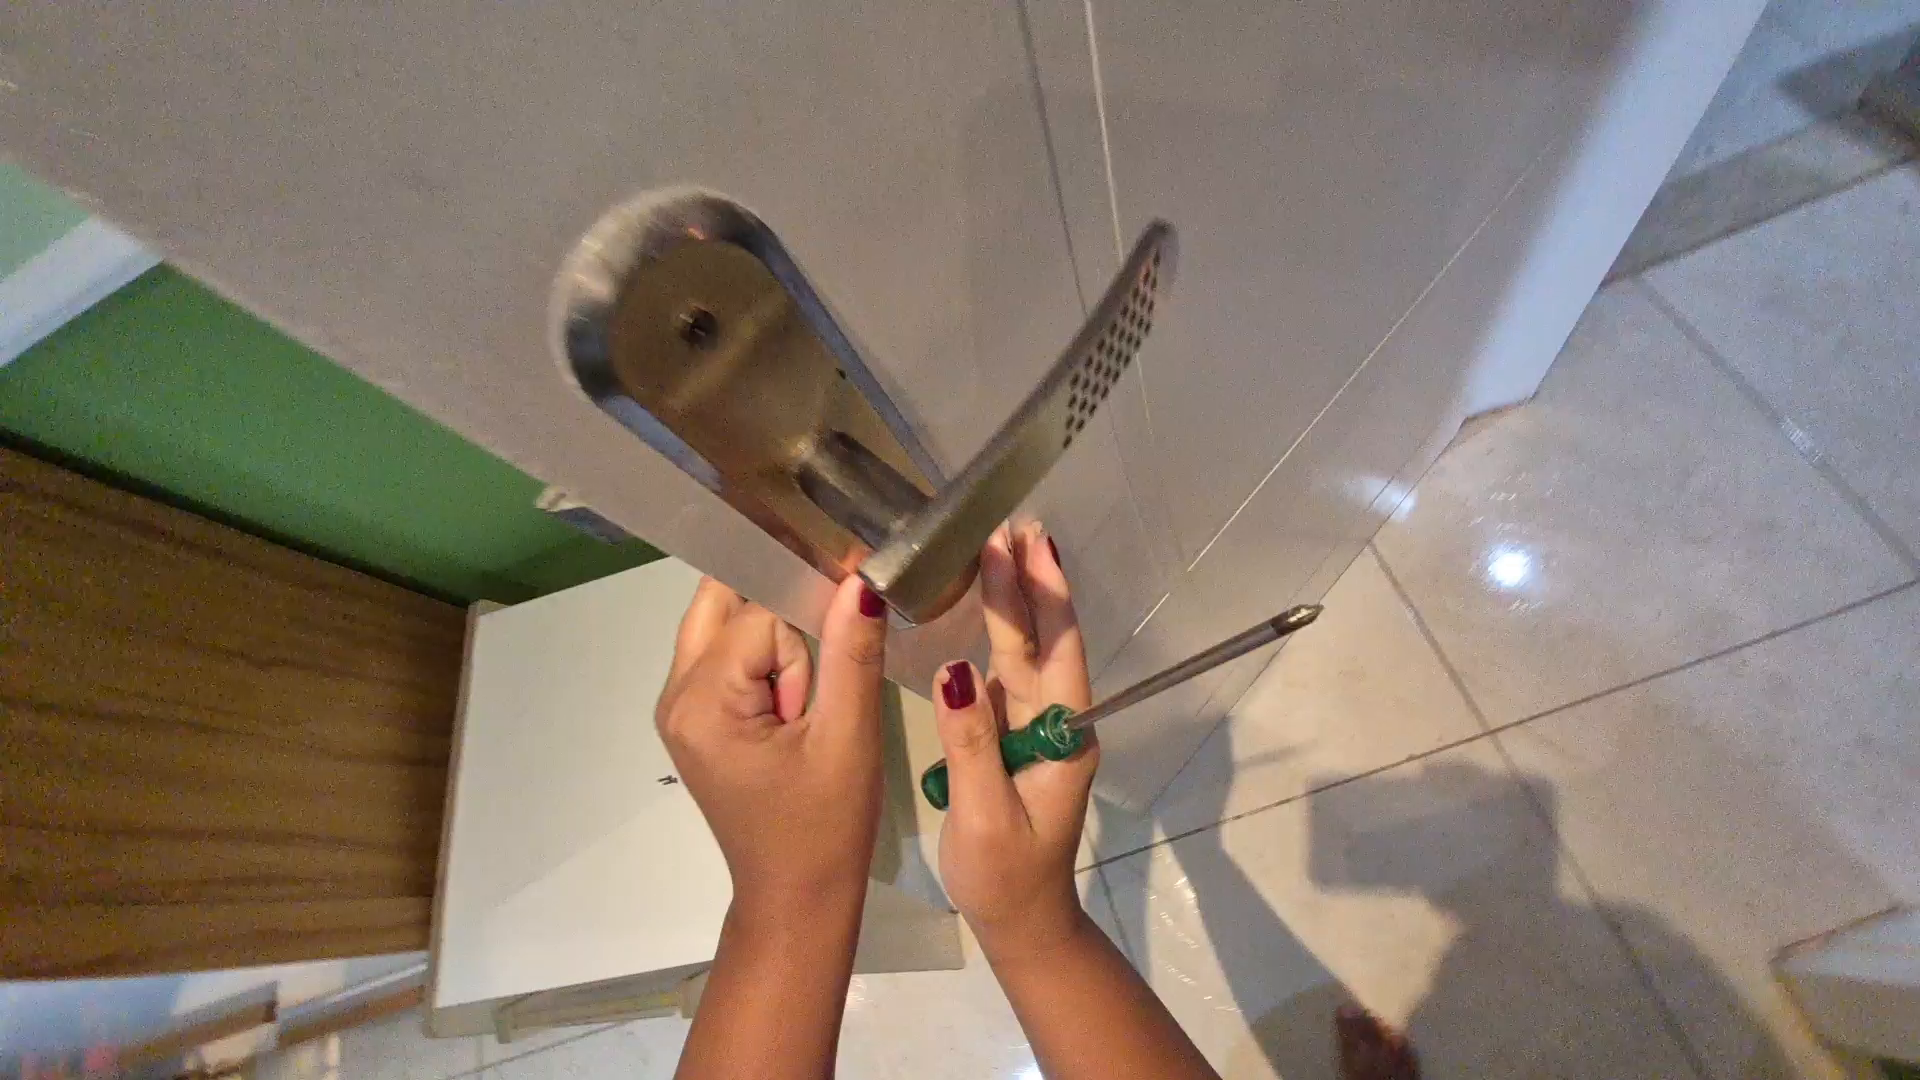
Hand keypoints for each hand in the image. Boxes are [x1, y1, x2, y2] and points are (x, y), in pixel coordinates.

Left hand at [656, 573, 889, 909]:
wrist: (796, 898)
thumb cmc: (826, 825)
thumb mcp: (848, 736)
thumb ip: (852, 651)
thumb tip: (860, 579)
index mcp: (704, 702)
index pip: (760, 614)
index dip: (809, 623)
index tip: (845, 647)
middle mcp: (676, 696)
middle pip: (722, 603)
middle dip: (779, 611)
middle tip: (823, 656)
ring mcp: (680, 708)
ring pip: (726, 625)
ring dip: (774, 641)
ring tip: (807, 702)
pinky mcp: (698, 719)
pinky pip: (728, 656)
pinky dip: (766, 661)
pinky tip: (795, 704)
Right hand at [933, 521, 1097, 958]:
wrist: (1020, 920)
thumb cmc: (1007, 877)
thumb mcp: (985, 816)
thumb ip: (971, 742)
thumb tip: (954, 670)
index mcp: (1064, 737)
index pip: (1060, 653)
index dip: (1047, 597)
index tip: (1031, 547)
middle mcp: (1055, 721)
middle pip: (1042, 641)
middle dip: (1027, 584)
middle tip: (1009, 529)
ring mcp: (1033, 725)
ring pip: (1022, 652)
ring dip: (1011, 602)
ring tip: (995, 551)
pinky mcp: (1011, 733)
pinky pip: (1002, 673)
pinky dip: (990, 635)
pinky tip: (974, 610)